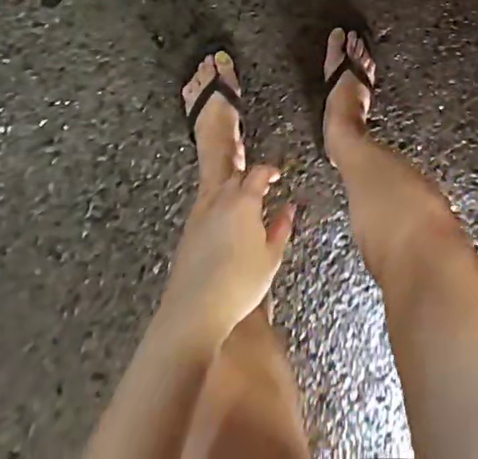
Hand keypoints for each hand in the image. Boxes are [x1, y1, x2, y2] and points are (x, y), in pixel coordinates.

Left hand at [158, 165, 295, 343]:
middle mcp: (220, 200)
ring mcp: (201, 212)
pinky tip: (223, 220)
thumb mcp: (271, 257)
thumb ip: (281, 228)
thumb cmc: (240, 283)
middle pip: (235, 176)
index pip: (257, 173)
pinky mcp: (188, 228)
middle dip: (249, 178)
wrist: (196, 306)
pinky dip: (216, 202)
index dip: (268, 171)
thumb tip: (288, 209)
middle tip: (261, 188)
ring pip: (217, 187)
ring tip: (242, 202)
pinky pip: (204, 203)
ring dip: (230, 187)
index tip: (276, 176)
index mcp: (244, 202)